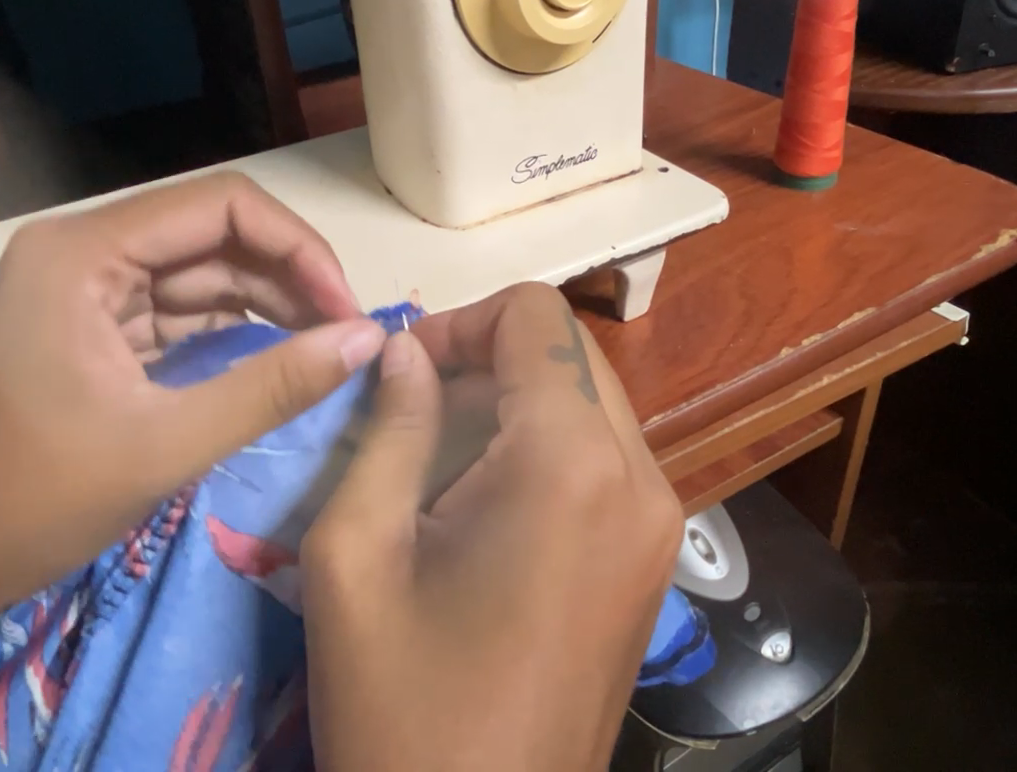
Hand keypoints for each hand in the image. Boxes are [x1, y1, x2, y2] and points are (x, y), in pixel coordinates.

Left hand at [0, 172, 387, 617]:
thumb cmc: (28, 504)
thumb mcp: (166, 445)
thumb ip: (275, 386)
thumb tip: (367, 341)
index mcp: (85, 252)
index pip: (223, 205)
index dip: (299, 247)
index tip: (346, 310)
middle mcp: (84, 249)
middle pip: (214, 232)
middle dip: (289, 276)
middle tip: (346, 335)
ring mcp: (84, 287)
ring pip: (201, 271)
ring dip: (266, 302)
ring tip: (324, 348)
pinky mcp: (91, 326)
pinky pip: (177, 309)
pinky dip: (230, 330)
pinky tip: (275, 357)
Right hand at [301, 284, 682, 771]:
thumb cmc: (404, 702)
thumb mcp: (358, 553)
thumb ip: (388, 427)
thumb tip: (404, 350)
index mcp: (570, 461)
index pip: (535, 315)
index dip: (461, 320)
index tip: (403, 371)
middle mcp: (639, 473)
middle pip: (568, 350)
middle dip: (487, 354)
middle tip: (412, 406)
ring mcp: (658, 517)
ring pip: (588, 398)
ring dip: (514, 398)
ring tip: (439, 454)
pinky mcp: (653, 555)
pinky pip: (602, 453)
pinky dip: (545, 442)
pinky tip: (485, 499)